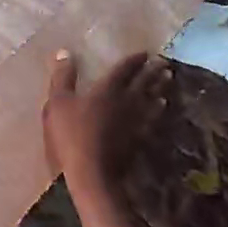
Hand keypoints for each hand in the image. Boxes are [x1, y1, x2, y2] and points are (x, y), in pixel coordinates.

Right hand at [42, 50, 165, 184]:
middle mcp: (126, 101)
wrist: (92, 175)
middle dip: (153, 71)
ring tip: (169, 81)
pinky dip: (158, 111)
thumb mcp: (58, 103)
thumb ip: (62, 77)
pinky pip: (153, 119)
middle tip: (164, 63)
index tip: (145, 53)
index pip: (124, 69)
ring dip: (160, 88)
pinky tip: (162, 110)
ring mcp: (136, 121)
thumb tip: (65, 52)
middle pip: (144, 82)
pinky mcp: (139, 139)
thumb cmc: (72, 135)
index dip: (134, 60)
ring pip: (152, 100)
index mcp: (108, 89)